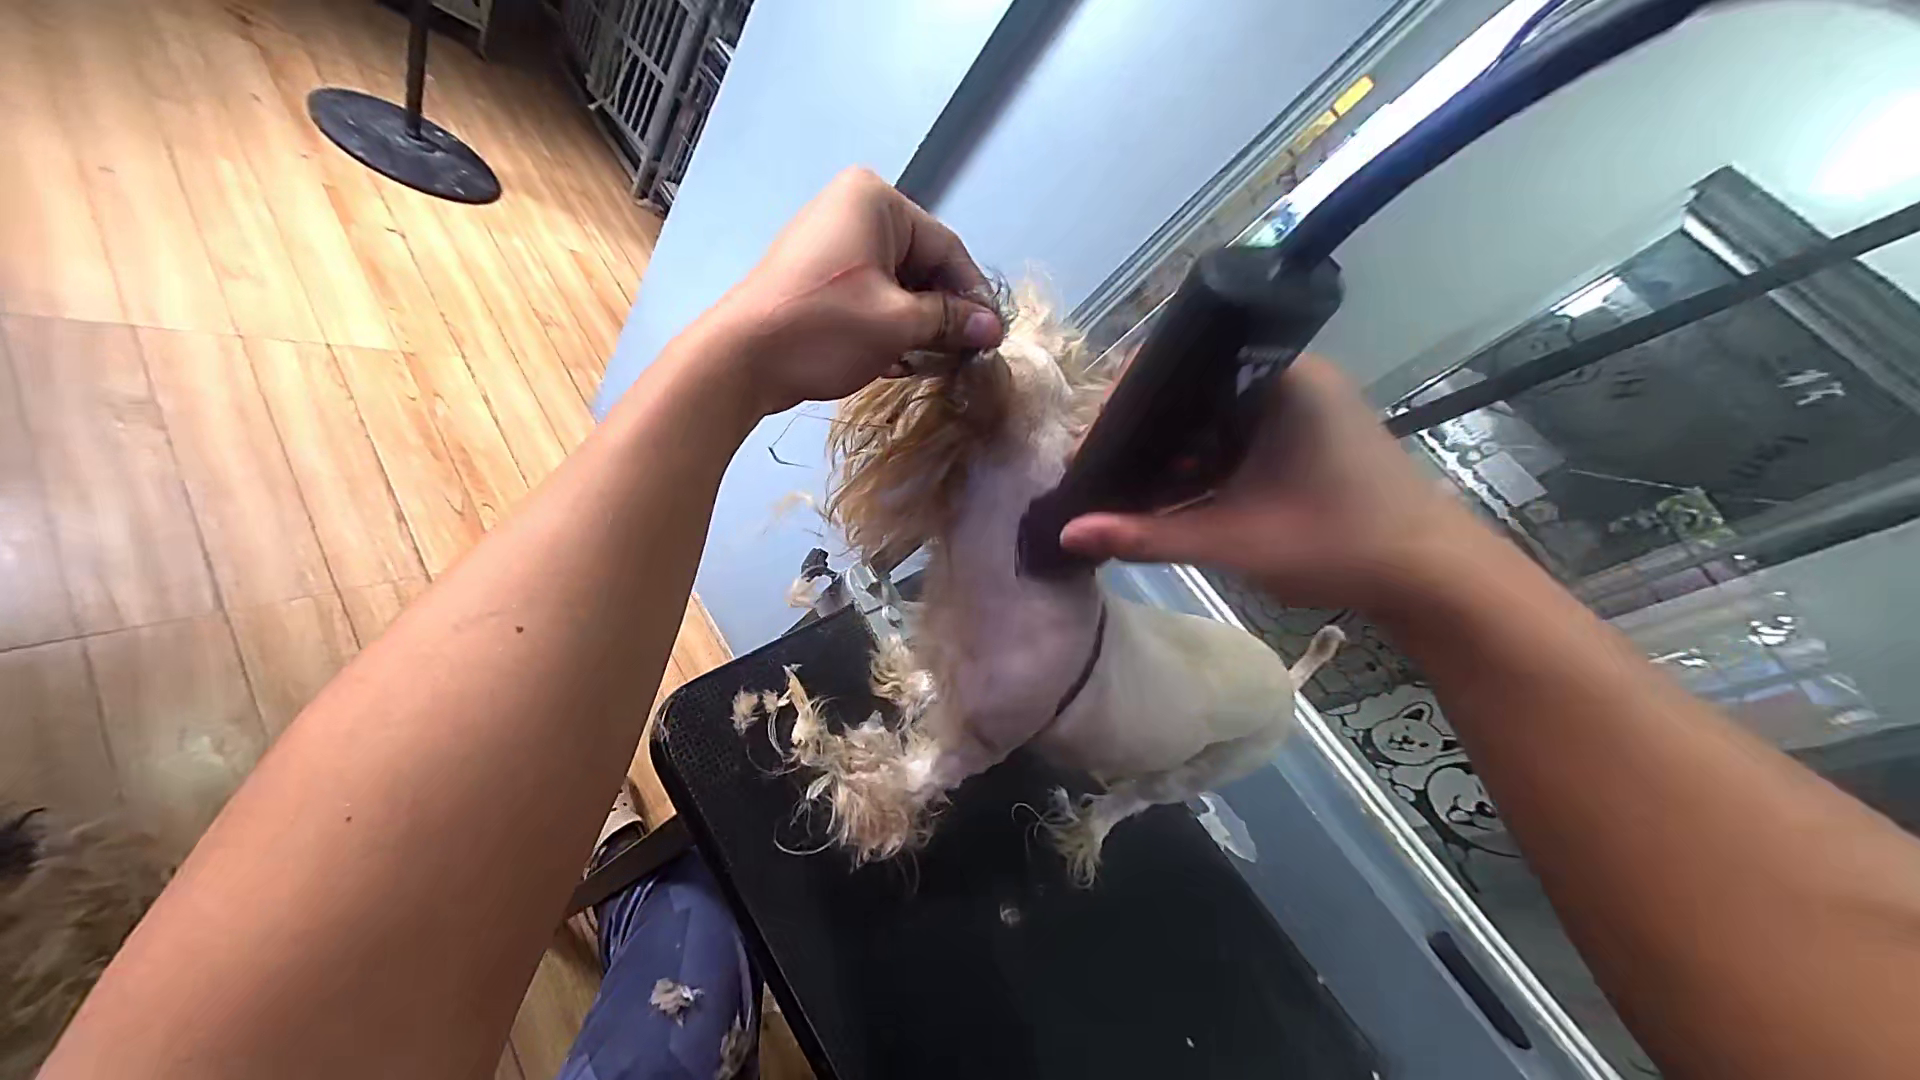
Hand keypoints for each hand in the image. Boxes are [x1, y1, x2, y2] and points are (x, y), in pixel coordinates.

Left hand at [701, 167, 1004, 416]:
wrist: (742, 359)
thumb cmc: (824, 329)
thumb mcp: (898, 324)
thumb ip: (950, 321)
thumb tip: (993, 328)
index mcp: (876, 202)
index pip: (947, 248)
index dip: (973, 295)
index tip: (991, 336)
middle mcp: (854, 211)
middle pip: (921, 266)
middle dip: (942, 314)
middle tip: (962, 355)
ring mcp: (833, 244)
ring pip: (897, 286)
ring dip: (917, 326)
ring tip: (932, 364)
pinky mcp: (820, 279)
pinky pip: (871, 297)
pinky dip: (889, 327)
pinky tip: (899, 362)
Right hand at [1059, 356, 1498, 614]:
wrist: (1431, 577)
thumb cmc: (1335, 543)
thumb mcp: (1229, 538)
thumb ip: (1143, 535)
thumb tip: (1067, 534)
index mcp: (1274, 377)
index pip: (1176, 366)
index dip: (1125, 404)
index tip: (1092, 446)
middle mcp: (1284, 377)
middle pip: (1188, 395)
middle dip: (1144, 437)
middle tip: (1102, 473)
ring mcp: (1296, 406)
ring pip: (1208, 420)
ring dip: (1171, 454)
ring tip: (1127, 487)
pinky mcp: (1300, 435)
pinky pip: (1232, 438)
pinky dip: (1201, 464)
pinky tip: (1173, 494)